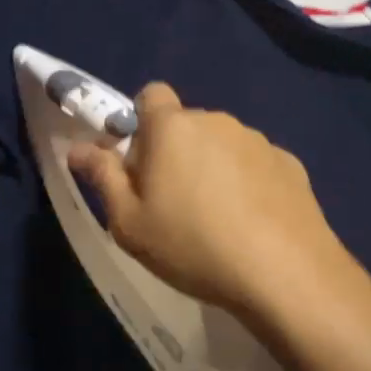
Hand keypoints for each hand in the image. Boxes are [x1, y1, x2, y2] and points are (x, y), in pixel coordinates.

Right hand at [68, 83, 353, 316]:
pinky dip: (248, 184)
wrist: (286, 276)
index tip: (139, 163)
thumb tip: (79, 148)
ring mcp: (258, 141)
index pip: (150, 94)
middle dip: (174, 151)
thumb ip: (103, 178)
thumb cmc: (192, 246)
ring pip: (221, 144)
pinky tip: (251, 225)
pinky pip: (255, 165)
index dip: (139, 123)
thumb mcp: (129, 223)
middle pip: (185, 124)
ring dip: (212, 167)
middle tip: (169, 202)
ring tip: (215, 220)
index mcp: (172, 127)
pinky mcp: (291, 165)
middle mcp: (216, 121)